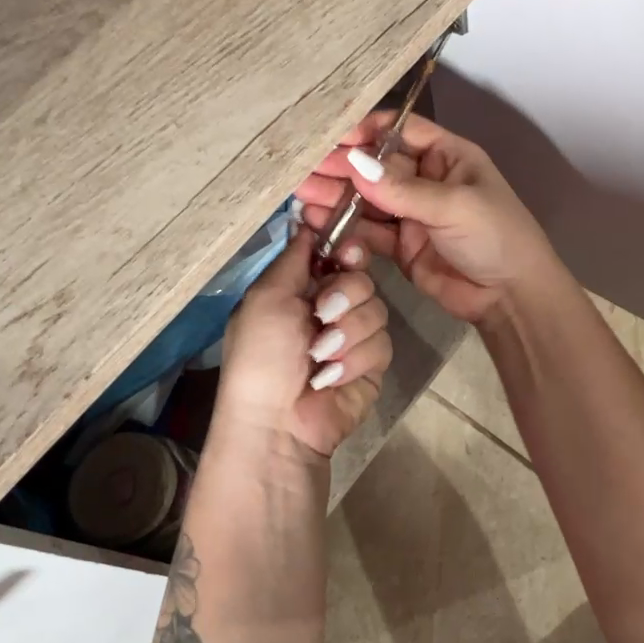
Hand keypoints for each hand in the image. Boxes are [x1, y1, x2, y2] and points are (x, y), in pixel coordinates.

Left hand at [214, 229, 391, 459]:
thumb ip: (293, 257)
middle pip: (362, 278)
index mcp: (300, 289)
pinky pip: (382, 344)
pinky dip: (355, 360)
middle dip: (344, 296)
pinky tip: (332, 378)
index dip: (345, 250)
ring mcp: (353, 336)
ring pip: (377, 309)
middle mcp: (329, 308)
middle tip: (320, 316)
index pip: (336, 254)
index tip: (344, 254)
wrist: (278, 421)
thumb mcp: (267, 297)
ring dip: (347, 333)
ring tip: (320, 358)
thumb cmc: (262, 356)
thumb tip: (306, 221)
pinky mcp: (372, 364)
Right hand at [295, 113, 566, 324]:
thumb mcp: (453, 205)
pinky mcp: (401, 248)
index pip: (400, 131)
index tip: (330, 136)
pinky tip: (316, 221)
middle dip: (341, 165)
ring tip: (300, 193)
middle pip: (376, 166)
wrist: (510, 297)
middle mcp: (426, 180)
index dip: (366, 131)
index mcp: (447, 156)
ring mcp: (412, 214)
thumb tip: (354, 162)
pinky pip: (368, 232)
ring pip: (367, 200)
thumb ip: (402, 189)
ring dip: (335, 196)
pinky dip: (344, 228)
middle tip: (302, 168)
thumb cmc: (495, 236)